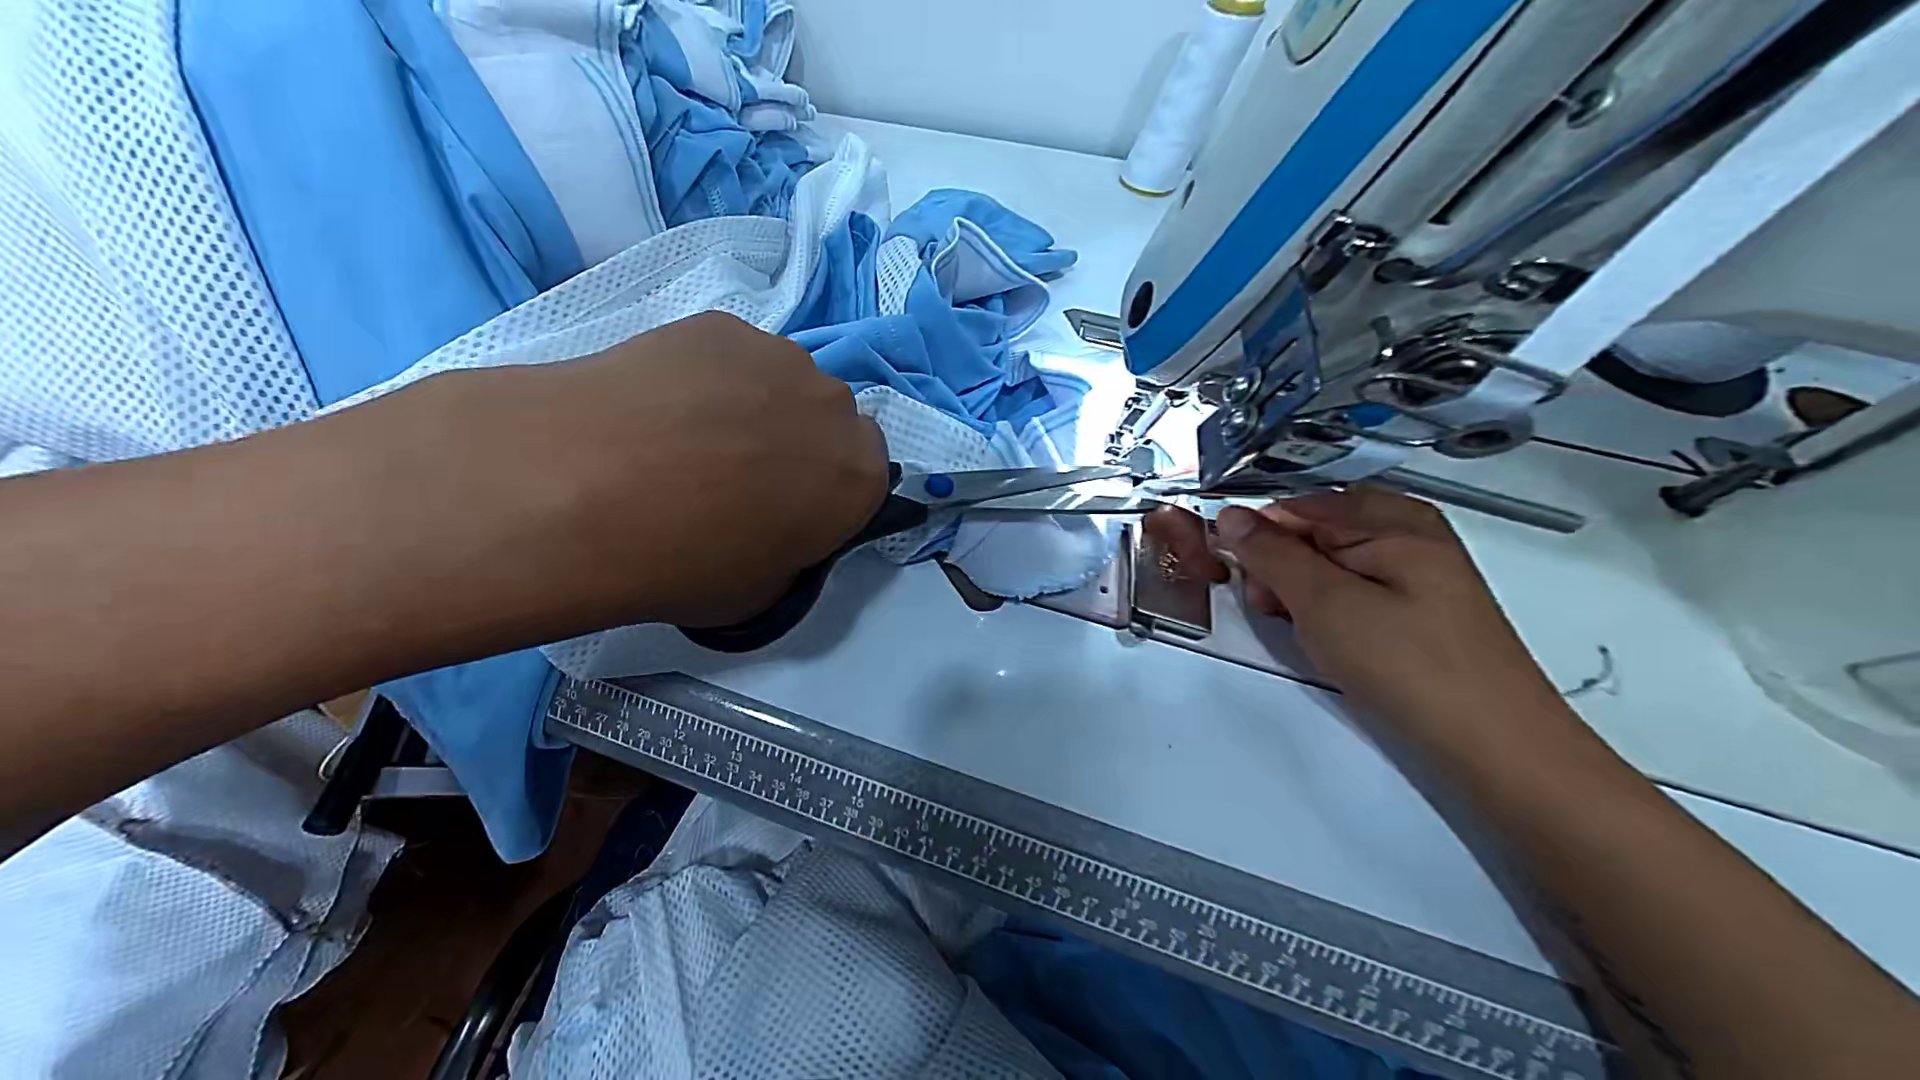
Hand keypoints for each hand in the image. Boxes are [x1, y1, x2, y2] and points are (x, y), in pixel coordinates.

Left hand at [380, 311, 889, 628]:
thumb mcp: (758, 594)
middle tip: (734, 475)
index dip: (827, 492)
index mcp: (858, 477)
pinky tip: (657, 406)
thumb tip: (772, 535)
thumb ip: (790, 557)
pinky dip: (706, 376)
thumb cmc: (686, 563)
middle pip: (826, 422)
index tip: (790, 510)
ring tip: (684, 437)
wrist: (587, 490)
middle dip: (796, 444)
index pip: (866, 475)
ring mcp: (779, 357)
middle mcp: (835, 408)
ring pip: (779, 383)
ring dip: (753, 406)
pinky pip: (729, 356)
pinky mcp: (720, 325)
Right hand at [1147, 490, 1573, 747]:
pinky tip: (1333, 640)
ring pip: (1326, 563)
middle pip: (1311, 531)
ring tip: (1309, 632)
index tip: (1245, 580)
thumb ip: (1271, 554)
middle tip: (1280, 612)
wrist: (1494, 744)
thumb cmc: (1410, 666)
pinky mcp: (1415, 604)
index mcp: (1390, 516)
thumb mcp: (1325, 604)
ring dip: (1301, 593)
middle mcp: (1405, 530)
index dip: (1258, 540)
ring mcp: (1413, 569)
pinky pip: (1350, 589)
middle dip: (1280, 568)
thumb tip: (1231, 516)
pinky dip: (1328, 609)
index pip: (1292, 506)